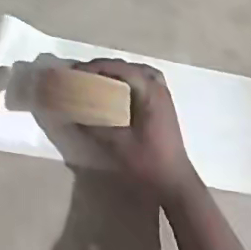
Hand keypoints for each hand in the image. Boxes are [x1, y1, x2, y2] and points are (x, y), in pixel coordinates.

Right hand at [73, 59, 200, 200]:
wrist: (176, 183)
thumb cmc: (149, 162)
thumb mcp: (118, 145)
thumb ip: (96, 128)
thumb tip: (74, 115)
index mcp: (150, 92)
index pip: (121, 68)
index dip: (98, 66)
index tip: (78, 70)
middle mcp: (159, 88)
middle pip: (130, 67)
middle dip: (107, 67)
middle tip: (86, 74)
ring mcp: (164, 97)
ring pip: (140, 73)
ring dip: (120, 72)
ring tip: (102, 79)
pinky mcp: (164, 107)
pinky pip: (146, 82)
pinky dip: (131, 81)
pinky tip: (121, 92)